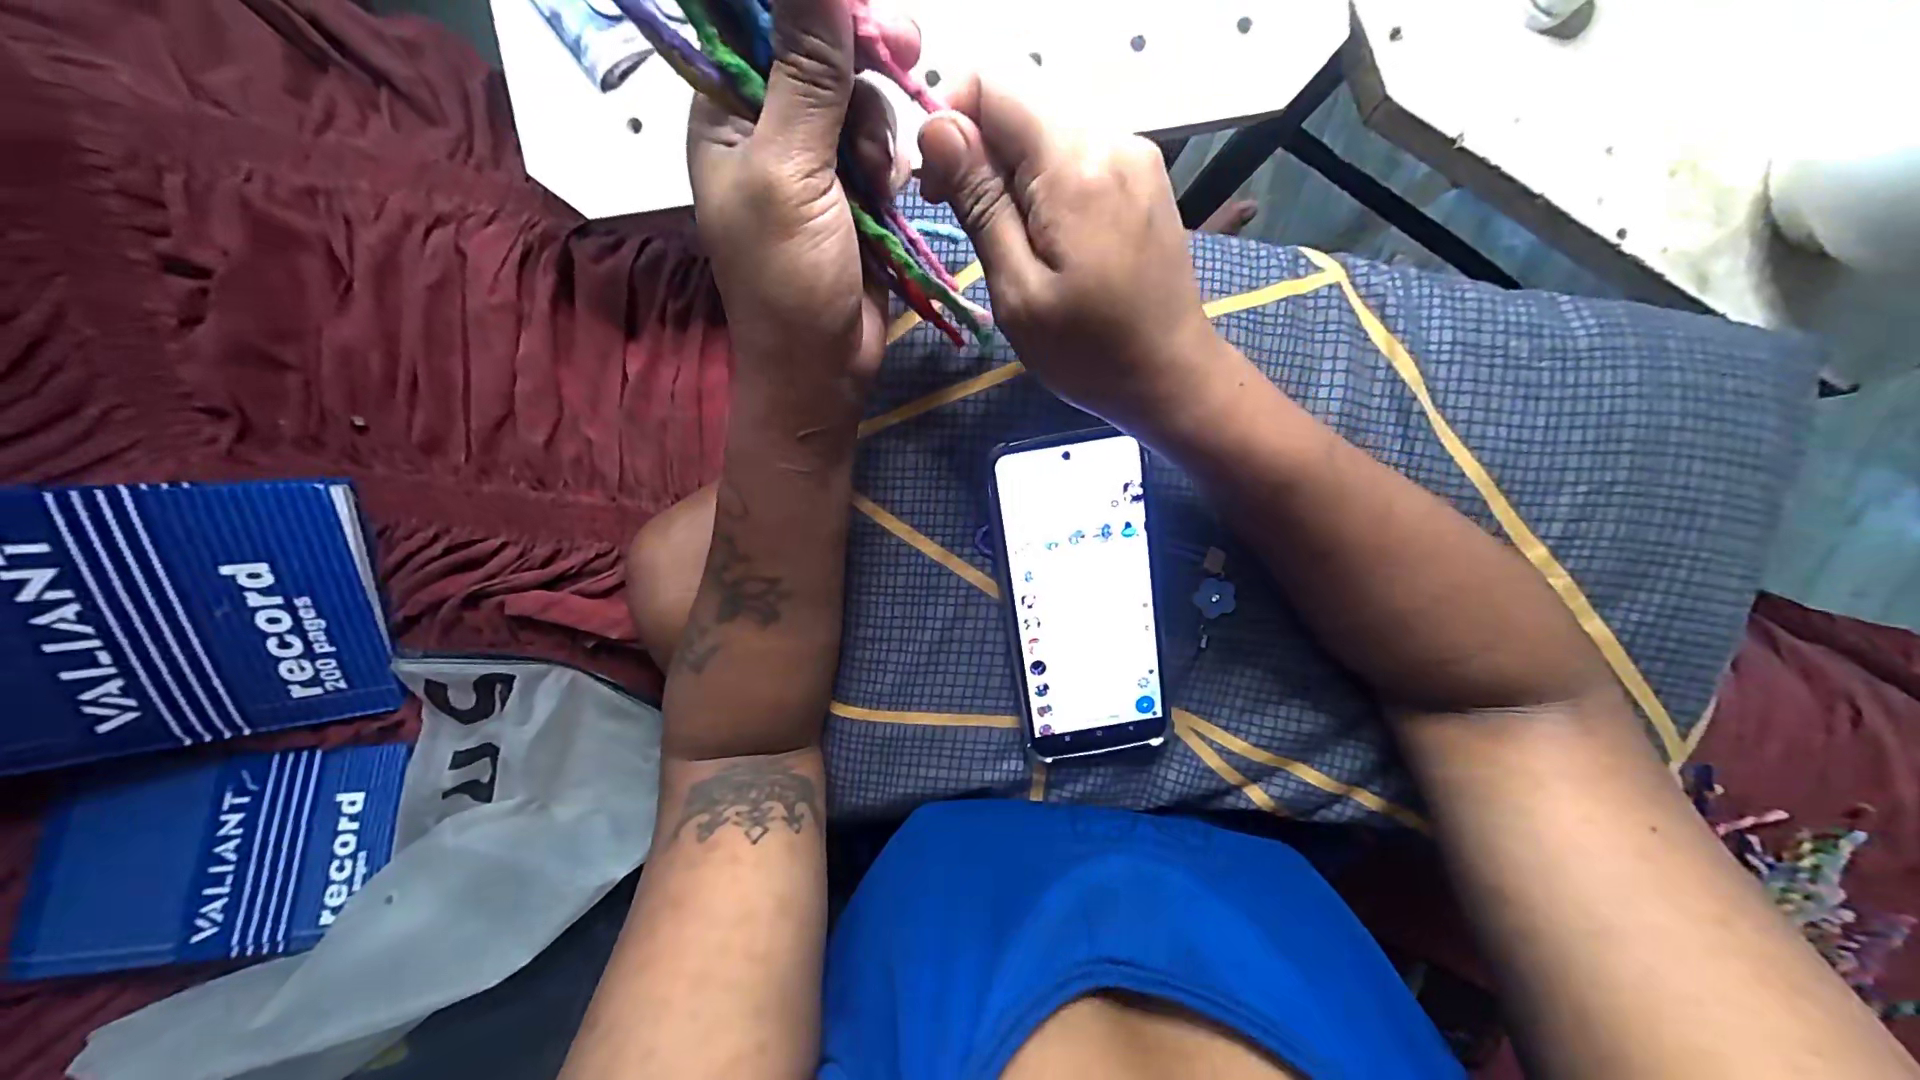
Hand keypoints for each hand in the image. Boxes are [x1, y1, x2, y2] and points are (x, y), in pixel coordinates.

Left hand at [686, 0, 917, 407]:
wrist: (822, 367)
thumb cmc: (788, 279)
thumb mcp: (790, 173)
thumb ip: (805, 75)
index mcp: (725, 113)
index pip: (758, 22)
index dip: (810, 9)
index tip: (860, 12)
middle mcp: (766, 128)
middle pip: (817, 52)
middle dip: (859, 56)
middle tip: (904, 48)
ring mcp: (812, 162)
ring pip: (857, 100)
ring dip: (876, 126)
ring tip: (875, 177)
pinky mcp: (850, 194)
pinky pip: (877, 147)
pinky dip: (888, 161)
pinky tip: (887, 190)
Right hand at [917, 74, 1227, 434]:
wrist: (1172, 376)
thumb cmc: (1088, 351)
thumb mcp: (1018, 290)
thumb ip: (979, 204)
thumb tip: (937, 126)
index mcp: (1075, 165)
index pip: (991, 87)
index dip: (950, 126)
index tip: (941, 193)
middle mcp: (1111, 139)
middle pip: (1020, 111)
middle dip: (981, 160)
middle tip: (981, 236)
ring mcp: (1135, 156)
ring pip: (1046, 137)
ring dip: (1015, 180)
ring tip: (1019, 249)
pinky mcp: (1144, 178)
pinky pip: (1078, 160)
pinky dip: (1049, 189)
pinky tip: (1054, 243)